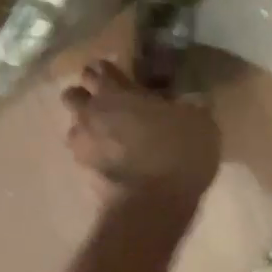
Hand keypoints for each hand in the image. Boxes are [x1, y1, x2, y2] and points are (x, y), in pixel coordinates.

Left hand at [62, 60, 222, 209]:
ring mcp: (82, 143)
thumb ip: (184, 102)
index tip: (124, 74)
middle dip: (88, 95)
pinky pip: (85, 151)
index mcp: (115, 92)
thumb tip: (184, 97)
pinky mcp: (84, 170)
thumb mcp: (198, 118)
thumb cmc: (179, 149)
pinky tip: (116, 156)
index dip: (109, 70)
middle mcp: (91, 113)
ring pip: (75, 125)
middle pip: (74, 94)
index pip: (98, 69)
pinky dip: (97, 149)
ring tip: (114, 133)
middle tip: (115, 103)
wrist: (155, 202)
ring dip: (90, 125)